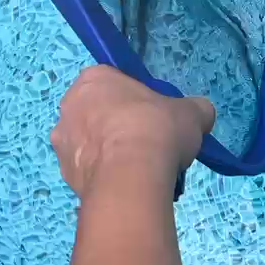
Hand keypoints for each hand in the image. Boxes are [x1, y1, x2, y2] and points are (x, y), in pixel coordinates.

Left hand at [49, 66, 215, 198]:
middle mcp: (70, 104)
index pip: (116, 85)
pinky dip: (106, 178)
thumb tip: (202, 114)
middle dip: (120, 130)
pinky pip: (89, 172)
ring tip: (141, 172)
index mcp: (95, 78)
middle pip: (99, 115)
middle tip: (149, 147)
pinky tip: (128, 185)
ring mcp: (62, 140)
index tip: (156, 121)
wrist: (132, 174)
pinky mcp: (65, 172)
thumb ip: (195, 110)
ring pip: (91, 145)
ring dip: (111, 155)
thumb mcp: (191, 113)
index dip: (138, 104)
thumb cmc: (157, 129)